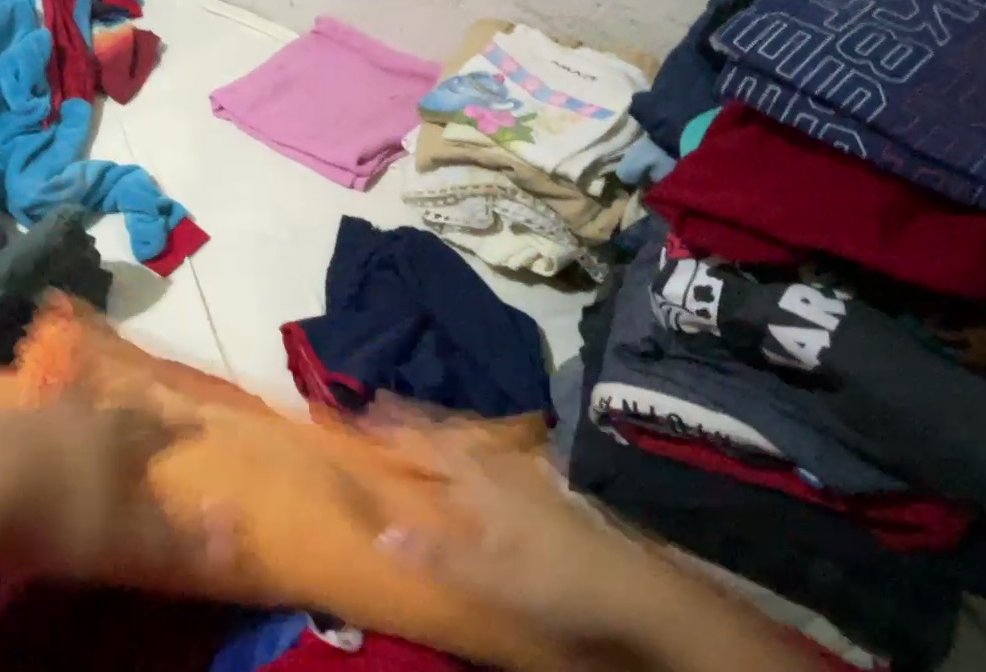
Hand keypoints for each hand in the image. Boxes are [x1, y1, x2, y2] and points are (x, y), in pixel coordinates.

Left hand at [0, 399, 231, 581]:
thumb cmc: (61, 513)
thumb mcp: (130, 540)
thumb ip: (185, 539)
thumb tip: (236, 522)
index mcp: (120, 435)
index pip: (162, 428)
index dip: (182, 428)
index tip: (198, 423)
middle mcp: (81, 412)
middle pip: (113, 409)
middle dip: (129, 414)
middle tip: (138, 415)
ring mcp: (31, 412)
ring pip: (64, 408)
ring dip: (76, 416)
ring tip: (81, 421)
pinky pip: (17, 422)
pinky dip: (26, 430)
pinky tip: (18, 441)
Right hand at [366, 396, 673, 641]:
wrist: (630, 586)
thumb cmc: (553, 579)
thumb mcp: (491, 577)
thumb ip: (436, 554)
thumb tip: (380, 533)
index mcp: (477, 481)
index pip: (422, 446)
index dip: (388, 430)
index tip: (355, 413)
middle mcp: (494, 465)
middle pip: (442, 431)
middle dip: (406, 415)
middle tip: (374, 398)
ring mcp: (519, 470)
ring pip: (466, 434)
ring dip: (432, 420)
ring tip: (409, 408)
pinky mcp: (537, 481)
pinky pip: (485, 444)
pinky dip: (463, 434)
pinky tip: (469, 439)